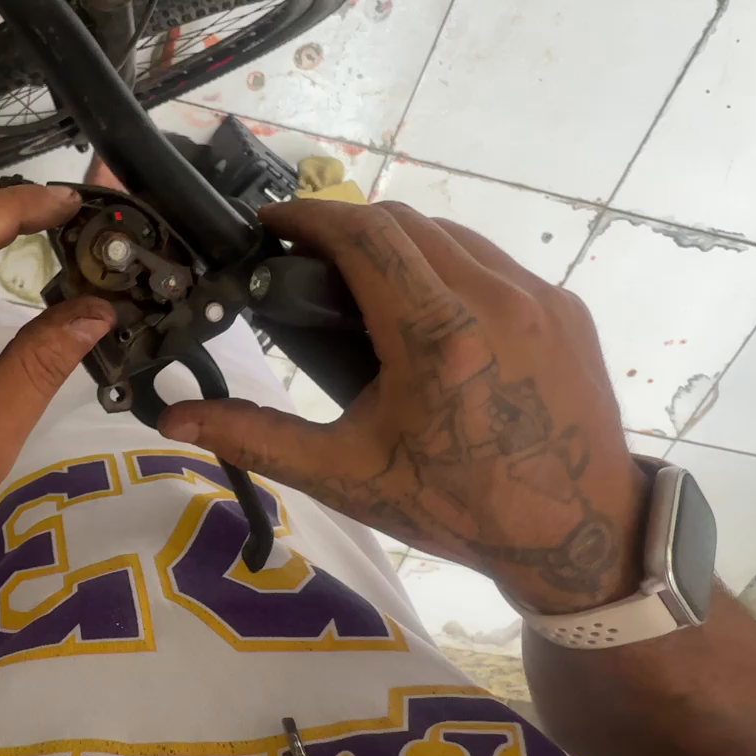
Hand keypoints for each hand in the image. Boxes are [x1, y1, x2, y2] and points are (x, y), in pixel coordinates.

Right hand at [159, 200, 647, 614]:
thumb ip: (254, 437)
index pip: (362, 235)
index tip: (270, 221)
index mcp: (436, 335)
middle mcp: (494, 297)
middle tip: (302, 257)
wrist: (582, 539)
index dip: (307, 216)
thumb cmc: (453, 507)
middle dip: (343, 224)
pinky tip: (422, 304)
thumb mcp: (344, 474)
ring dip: (392, 240)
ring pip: (446, 233)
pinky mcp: (565, 306)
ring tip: (357, 280)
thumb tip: (173, 418)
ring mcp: (538, 296)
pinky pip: (488, 258)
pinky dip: (439, 261)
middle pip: (400, 221)